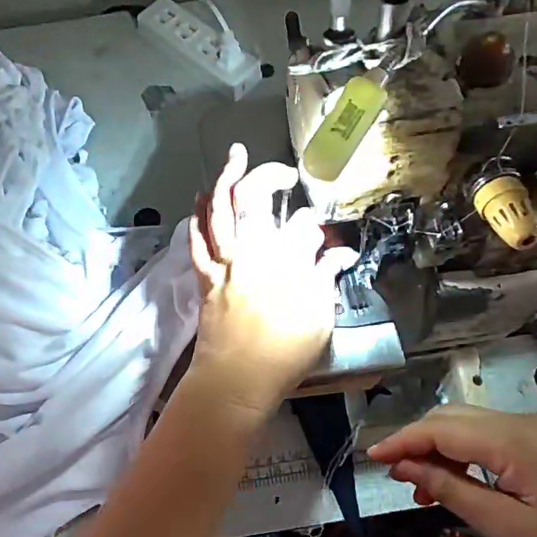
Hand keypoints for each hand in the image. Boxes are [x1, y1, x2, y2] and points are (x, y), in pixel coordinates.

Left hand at [188, 144, 359, 414]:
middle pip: (256, 200)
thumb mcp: (319, 320)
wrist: (236, 379)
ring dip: (226, 179)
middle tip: (283, 174)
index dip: (315, 226)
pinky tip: (200, 198)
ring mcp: (226, 263)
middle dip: (268, 176)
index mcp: (290, 262)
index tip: (321, 236)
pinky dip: (198, 216)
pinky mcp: (206, 278)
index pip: (304, 226)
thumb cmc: (284, 355)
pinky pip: (198, 239)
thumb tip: (338, 255)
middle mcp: (255, 253)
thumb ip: (326, 280)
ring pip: (221, 210)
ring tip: (234, 157)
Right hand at [367, 405, 536, 536]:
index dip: (402, 441)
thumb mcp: (502, 523)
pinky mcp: (533, 439)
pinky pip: (482, 435)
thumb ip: (449, 489)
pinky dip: (457, 453)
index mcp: (511, 440)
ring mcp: (527, 428)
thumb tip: (404, 467)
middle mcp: (517, 422)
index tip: (371, 458)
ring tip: (417, 486)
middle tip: (392, 475)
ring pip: (462, 425)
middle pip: (448, 419)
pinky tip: (448, 481)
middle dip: (415, 442)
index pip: (440, 430)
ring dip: (435, 449)